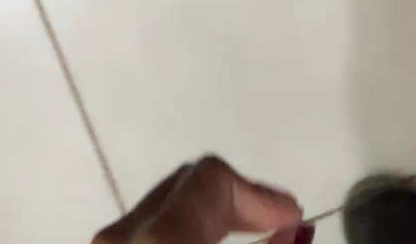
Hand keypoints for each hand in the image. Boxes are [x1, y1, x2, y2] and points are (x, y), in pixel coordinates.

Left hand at [92, 157, 305, 243]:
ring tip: (248, 234)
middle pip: (187, 185)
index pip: (210, 178)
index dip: (260, 194)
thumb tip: (291, 229)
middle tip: (278, 224)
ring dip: (211, 217)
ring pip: (166, 208)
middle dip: (238, 201)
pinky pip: (145, 229)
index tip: (294, 216)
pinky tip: (206, 243)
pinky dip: (184, 230)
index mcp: (161, 238)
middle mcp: (121, 233)